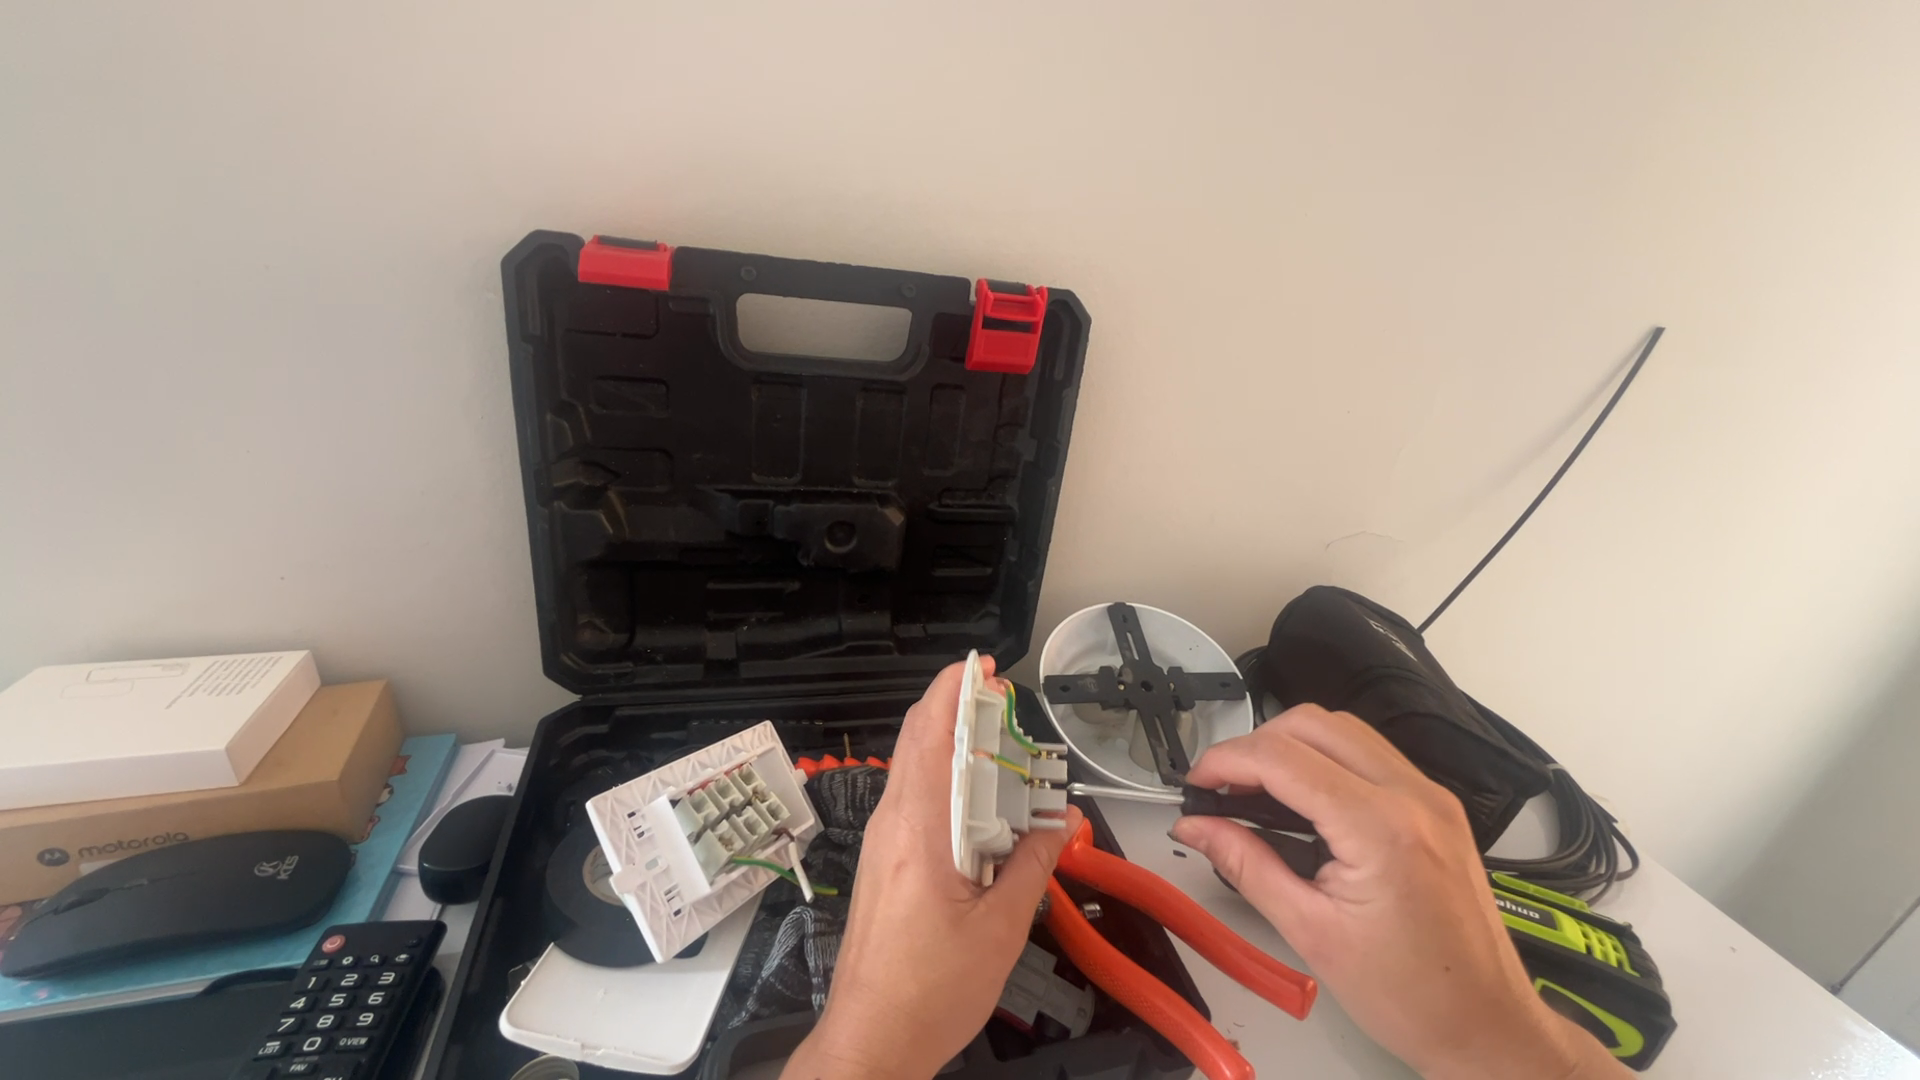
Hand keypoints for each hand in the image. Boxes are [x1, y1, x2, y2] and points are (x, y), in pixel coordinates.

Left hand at [782, 657, 1083, 1079]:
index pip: (932, 735)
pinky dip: (942, 775)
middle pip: (918, 738)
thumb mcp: (1002, 929)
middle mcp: (894, 823)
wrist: (871, 1039)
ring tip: (994, 740)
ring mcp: (884, 838)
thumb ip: (1034, 865)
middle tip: (997, 699)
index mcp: (921, 830)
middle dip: (954, 705)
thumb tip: (1061, 824)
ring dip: (949, 740)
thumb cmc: (929, 991)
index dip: (954, 691)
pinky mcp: (885, 857)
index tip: (981, 668)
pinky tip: (974, 796)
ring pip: (913, 765)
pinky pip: (912, 795)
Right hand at [1170, 705, 1630, 1079]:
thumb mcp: (1308, 932)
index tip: (1194, 786)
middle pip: (1309, 724)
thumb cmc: (1407, 995)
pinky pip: (1364, 749)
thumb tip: (1193, 827)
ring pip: (1338, 727)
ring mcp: (1428, 793)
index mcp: (1380, 828)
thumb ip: (1244, 865)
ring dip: (1285, 744)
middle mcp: (1411, 794)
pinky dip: (1319, 754)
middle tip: (1220, 787)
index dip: (1224, 761)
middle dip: (1252, 745)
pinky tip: (1298, 793)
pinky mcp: (1433, 801)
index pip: (1281, 758)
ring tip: (1253, 788)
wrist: (1490, 1028)